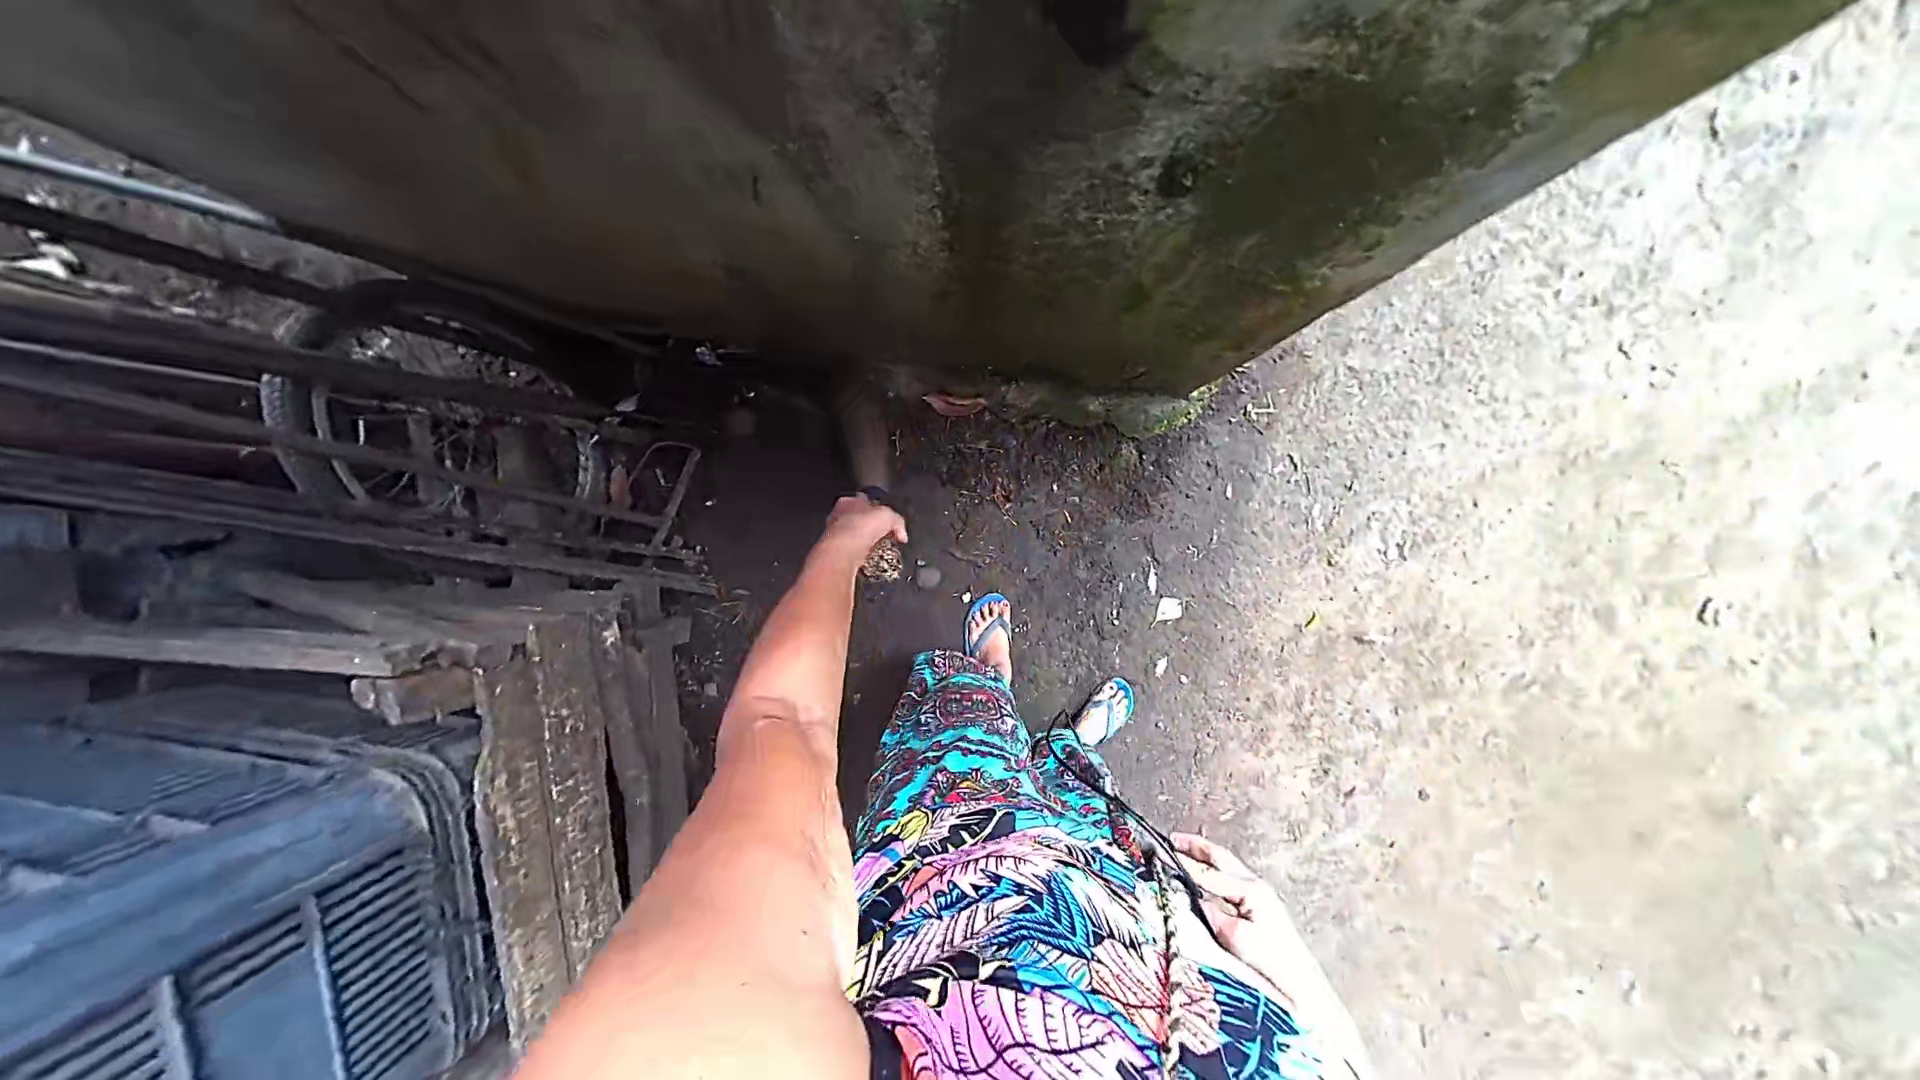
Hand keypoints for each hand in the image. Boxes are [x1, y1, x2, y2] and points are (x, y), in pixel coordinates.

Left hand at [815, 493, 907, 562]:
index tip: (886, 518)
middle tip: (883, 534)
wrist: (844, 550)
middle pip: (858, 518)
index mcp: (848, 501)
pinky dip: (860, 554)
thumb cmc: (859, 527)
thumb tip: (902, 533)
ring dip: (865, 542)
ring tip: (877, 548)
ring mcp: (836, 534)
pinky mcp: (837, 551)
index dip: (878, 509)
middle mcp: (838, 516)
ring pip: (854, 536)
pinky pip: (852, 551)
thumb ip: (898, 522)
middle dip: (870, 526)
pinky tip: (868, 557)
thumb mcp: (889, 517)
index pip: (864, 500)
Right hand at [1172, 832, 1376, 1079]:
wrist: (1305, 994)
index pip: (1208, 871)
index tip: (1162, 854)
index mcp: (1252, 890)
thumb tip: (1196, 897)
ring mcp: (1262, 898)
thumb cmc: (1274, 967)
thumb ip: (1212, 912)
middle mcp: (1258, 888)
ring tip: (1186, 852)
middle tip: (1173, 838)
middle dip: (1196, 846)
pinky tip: (1206, 880)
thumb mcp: (1235, 938)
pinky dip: (1215, 874)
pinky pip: (1232, 882)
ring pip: (1228, 868)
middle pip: (1222, 858)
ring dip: (1206, 858)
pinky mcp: (1262, 911)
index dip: (1183, 862)